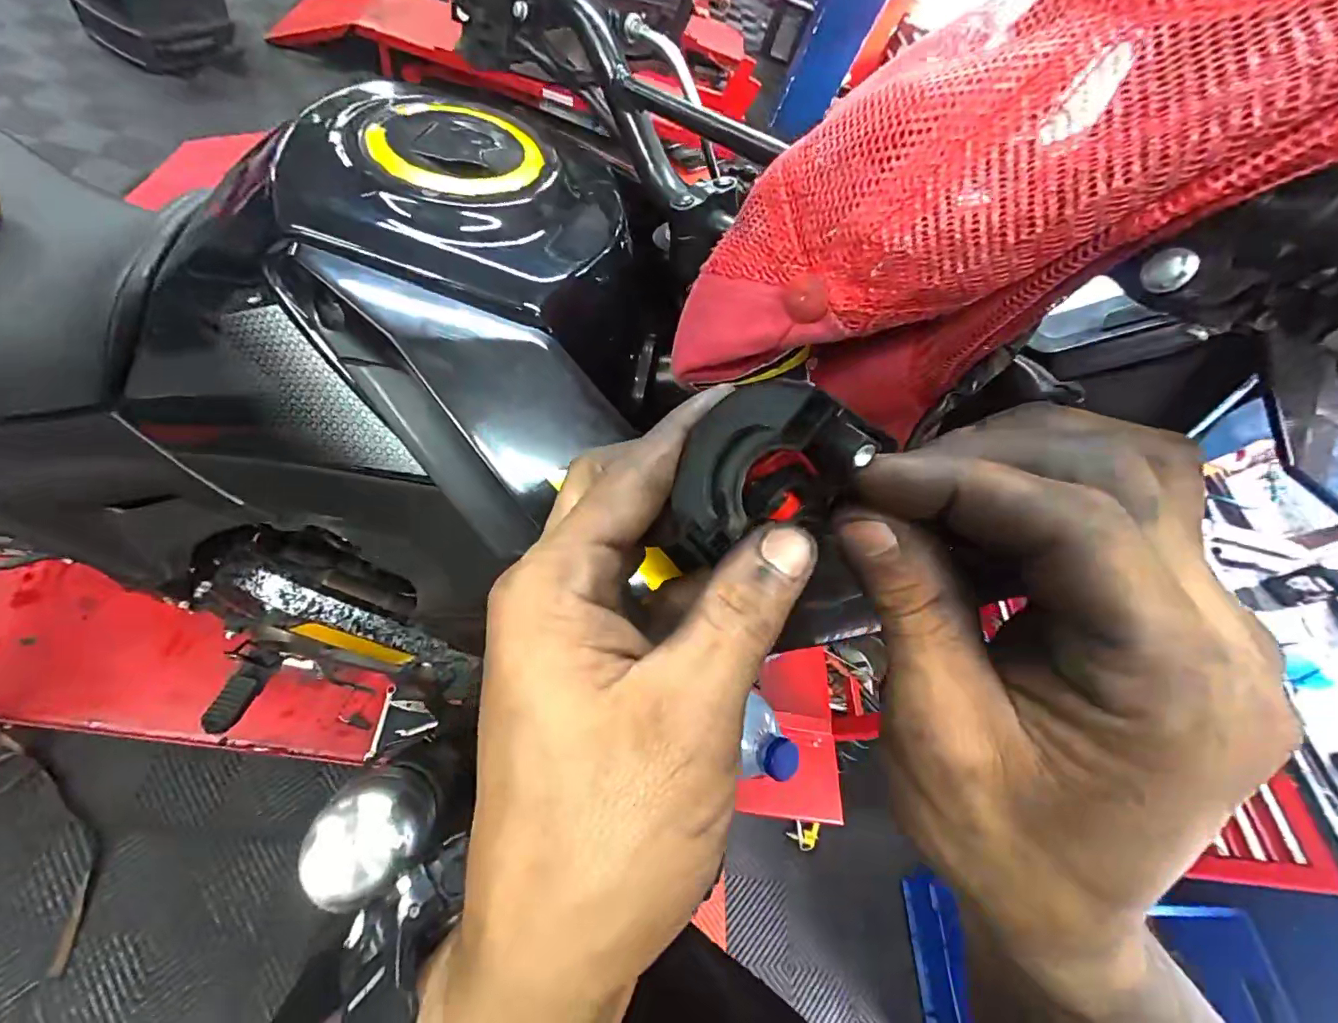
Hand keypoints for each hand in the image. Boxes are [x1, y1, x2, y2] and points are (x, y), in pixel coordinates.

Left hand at [423, 387, 818, 1022]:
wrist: (553, 941)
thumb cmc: (612, 828)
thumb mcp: (687, 711)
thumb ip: (739, 611)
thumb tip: (791, 532)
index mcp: (550, 587)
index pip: (625, 479)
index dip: (683, 433)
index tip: (738, 397)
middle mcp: (547, 595)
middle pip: (612, 500)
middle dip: (678, 466)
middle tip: (752, 445)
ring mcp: (565, 633)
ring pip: (628, 550)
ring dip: (687, 524)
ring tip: (756, 494)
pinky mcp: (587, 667)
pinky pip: (639, 599)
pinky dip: (684, 580)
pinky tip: (737, 572)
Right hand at [836, 405, 1293, 1020]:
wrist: (1066, 913)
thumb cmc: (998, 846)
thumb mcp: (937, 733)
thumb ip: (911, 608)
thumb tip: (862, 514)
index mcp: (1174, 681)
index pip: (1084, 525)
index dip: (967, 481)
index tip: (874, 476)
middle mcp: (1227, 635)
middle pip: (1130, 475)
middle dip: (998, 455)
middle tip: (901, 476)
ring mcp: (1219, 621)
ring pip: (1138, 474)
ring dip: (1026, 459)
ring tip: (936, 484)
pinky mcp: (1186, 615)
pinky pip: (1122, 515)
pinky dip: (1039, 495)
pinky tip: (975, 518)